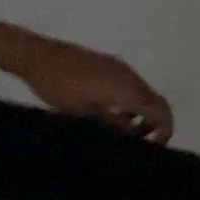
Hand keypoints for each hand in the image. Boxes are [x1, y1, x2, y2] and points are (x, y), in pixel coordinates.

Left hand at [24, 41, 172, 141]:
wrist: (34, 53)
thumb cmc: (57, 86)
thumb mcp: (82, 112)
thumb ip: (112, 124)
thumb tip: (132, 132)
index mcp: (130, 93)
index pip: (162, 113)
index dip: (165, 131)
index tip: (156, 145)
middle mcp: (134, 79)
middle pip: (157, 103)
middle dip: (156, 121)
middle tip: (142, 137)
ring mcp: (123, 69)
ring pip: (144, 94)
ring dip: (141, 111)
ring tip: (122, 124)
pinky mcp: (110, 63)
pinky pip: (131, 85)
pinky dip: (130, 100)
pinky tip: (110, 106)